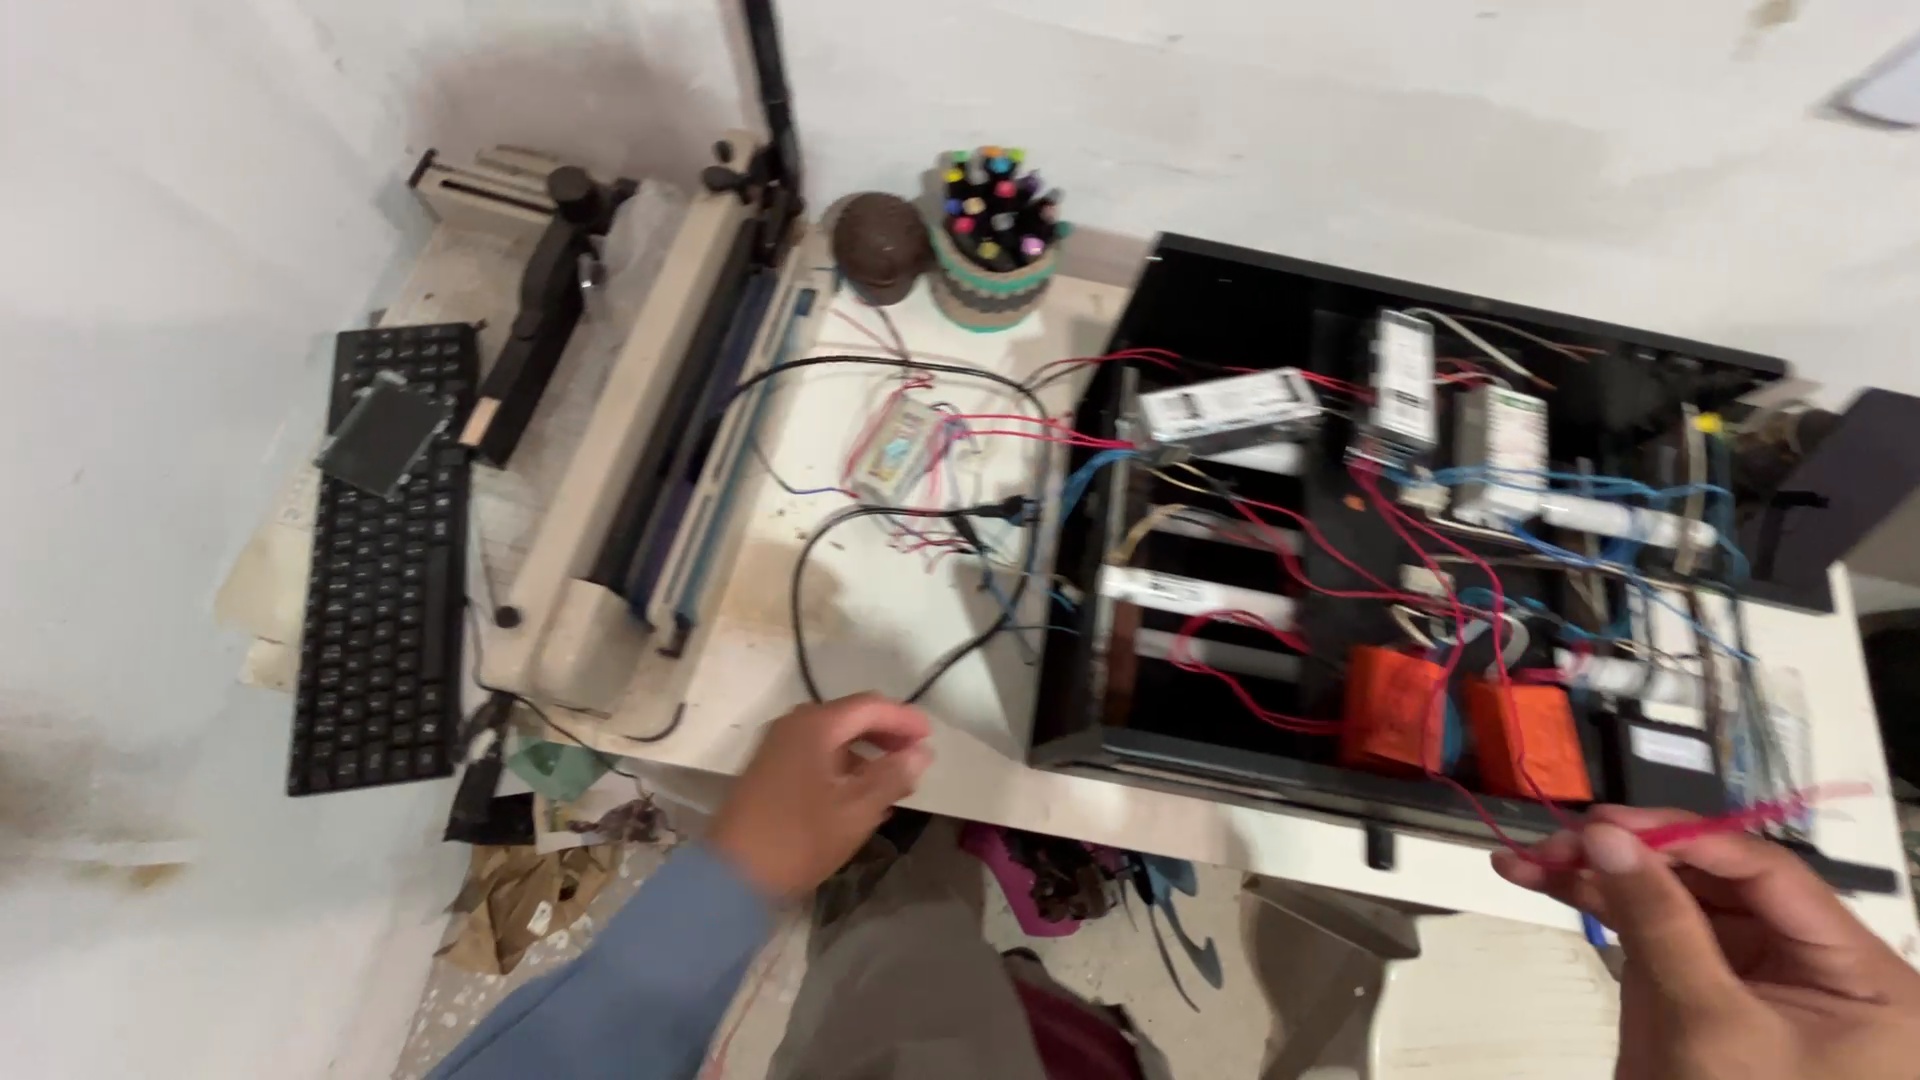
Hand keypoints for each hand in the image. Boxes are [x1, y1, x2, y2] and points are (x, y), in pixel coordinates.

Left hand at [708, 692, 932, 899]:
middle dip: (886, 734)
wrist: (728, 878)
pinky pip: (816, 753)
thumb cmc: (798, 839)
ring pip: (833, 737)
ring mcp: (778, 745)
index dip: (904, 718)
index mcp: (815, 725)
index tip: (931, 736)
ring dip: (866, 752)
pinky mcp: (770, 768)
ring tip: (894, 780)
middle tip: (916, 755)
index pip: (870, 706)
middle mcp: (794, 724)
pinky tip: (862, 794)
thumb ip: (892, 777)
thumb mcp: (855, 811)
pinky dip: (844, 765)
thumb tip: (920, 754)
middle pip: (851, 717)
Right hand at [1493, 805, 1919, 1079]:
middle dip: (1618, 855)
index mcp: (1855, 972)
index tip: (1601, 823)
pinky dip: (1581, 896)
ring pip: (1660, 889)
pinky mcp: (1691, 970)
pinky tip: (1526, 876)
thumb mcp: (1706, 1018)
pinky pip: (1637, 917)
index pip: (1766, 871)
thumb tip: (1603, 831)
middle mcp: (1803, 955)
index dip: (1681, 836)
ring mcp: (1742, 962)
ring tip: (1520, 859)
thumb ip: (1657, 919)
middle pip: (1703, 874)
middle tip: (1548, 845)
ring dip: (1586, 871)